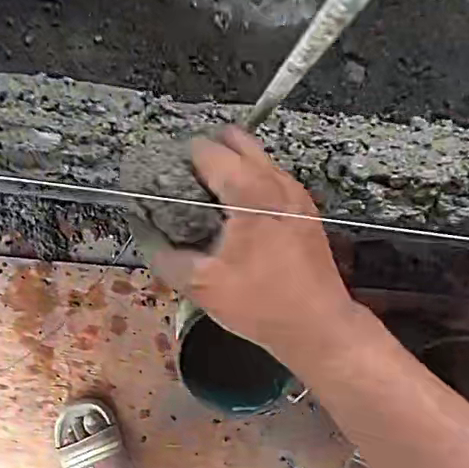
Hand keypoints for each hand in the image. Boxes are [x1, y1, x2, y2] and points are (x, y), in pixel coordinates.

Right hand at [140, 127, 363, 366]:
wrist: (319, 326)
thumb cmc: (264, 305)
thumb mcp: (204, 287)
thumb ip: (168, 259)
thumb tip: (149, 240)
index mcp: (251, 192)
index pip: (207, 150)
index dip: (180, 160)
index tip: (164, 179)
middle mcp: (278, 183)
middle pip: (236, 141)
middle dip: (208, 155)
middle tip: (186, 185)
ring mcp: (296, 196)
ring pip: (258, 159)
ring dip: (232, 170)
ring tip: (209, 203)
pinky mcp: (305, 213)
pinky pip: (272, 182)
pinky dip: (251, 187)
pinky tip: (238, 220)